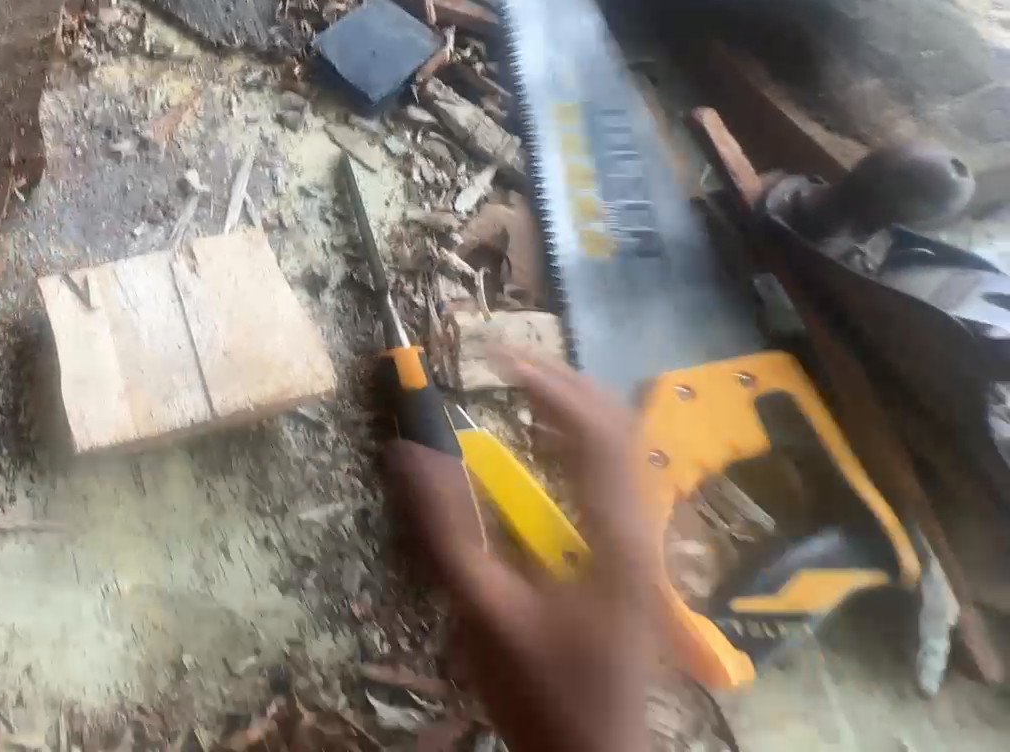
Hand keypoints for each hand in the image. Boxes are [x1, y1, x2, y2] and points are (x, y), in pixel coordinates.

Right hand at [388, 351, 657, 751]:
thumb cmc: (537, 685)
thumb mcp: (479, 605)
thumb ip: (443, 524)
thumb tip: (406, 449)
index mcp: (610, 537)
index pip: (595, 433)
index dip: (548, 385)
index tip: (496, 357)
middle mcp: (636, 530)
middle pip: (621, 430)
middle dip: (564, 382)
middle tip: (505, 358)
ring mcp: (637, 544)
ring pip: (623, 449)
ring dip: (573, 405)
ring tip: (520, 380)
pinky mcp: (625, 556)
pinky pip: (610, 473)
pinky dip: (576, 437)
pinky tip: (542, 436)